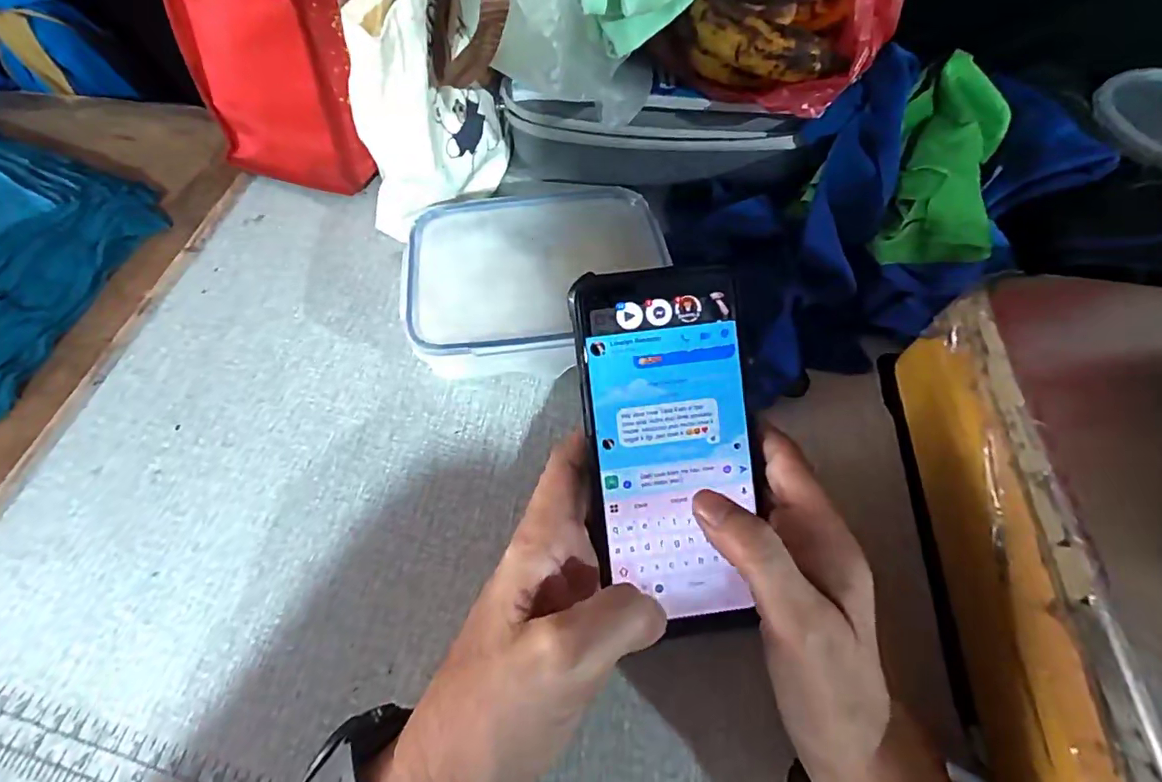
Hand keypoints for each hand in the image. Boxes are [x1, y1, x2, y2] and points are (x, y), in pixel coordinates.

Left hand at [369, 433, 666, 781]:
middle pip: (599, 499)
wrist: (458, 770)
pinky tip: (684, 577)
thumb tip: (655, 603)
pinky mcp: (579, 630)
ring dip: (649, 525)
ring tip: (704, 509)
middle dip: (640, 477)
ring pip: (614, 542)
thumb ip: (614, 618)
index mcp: (539, 544)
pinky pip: (620, 588)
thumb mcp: (558, 656)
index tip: (642, 415)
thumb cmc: (494, 701)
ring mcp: (567, 594)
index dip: (598, 434)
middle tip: (697, 458)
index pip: (566, 468)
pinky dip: (649, 575)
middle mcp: (554, 557)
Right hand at [693, 428, 944, 781]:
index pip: (786, 460)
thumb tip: (705, 495)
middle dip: (722, 453)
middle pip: (763, 476)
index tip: (702, 408)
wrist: (845, 746)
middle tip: (666, 438)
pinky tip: (681, 524)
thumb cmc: (830, 681)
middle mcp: (808, 535)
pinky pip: (742, 537)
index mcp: (824, 531)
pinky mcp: (774, 582)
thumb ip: (758, 554)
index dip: (750, 428)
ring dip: (715, 486)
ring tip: (662, 470)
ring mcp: (792, 560)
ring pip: (750, 505)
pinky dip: (715, 522)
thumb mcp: (798, 616)